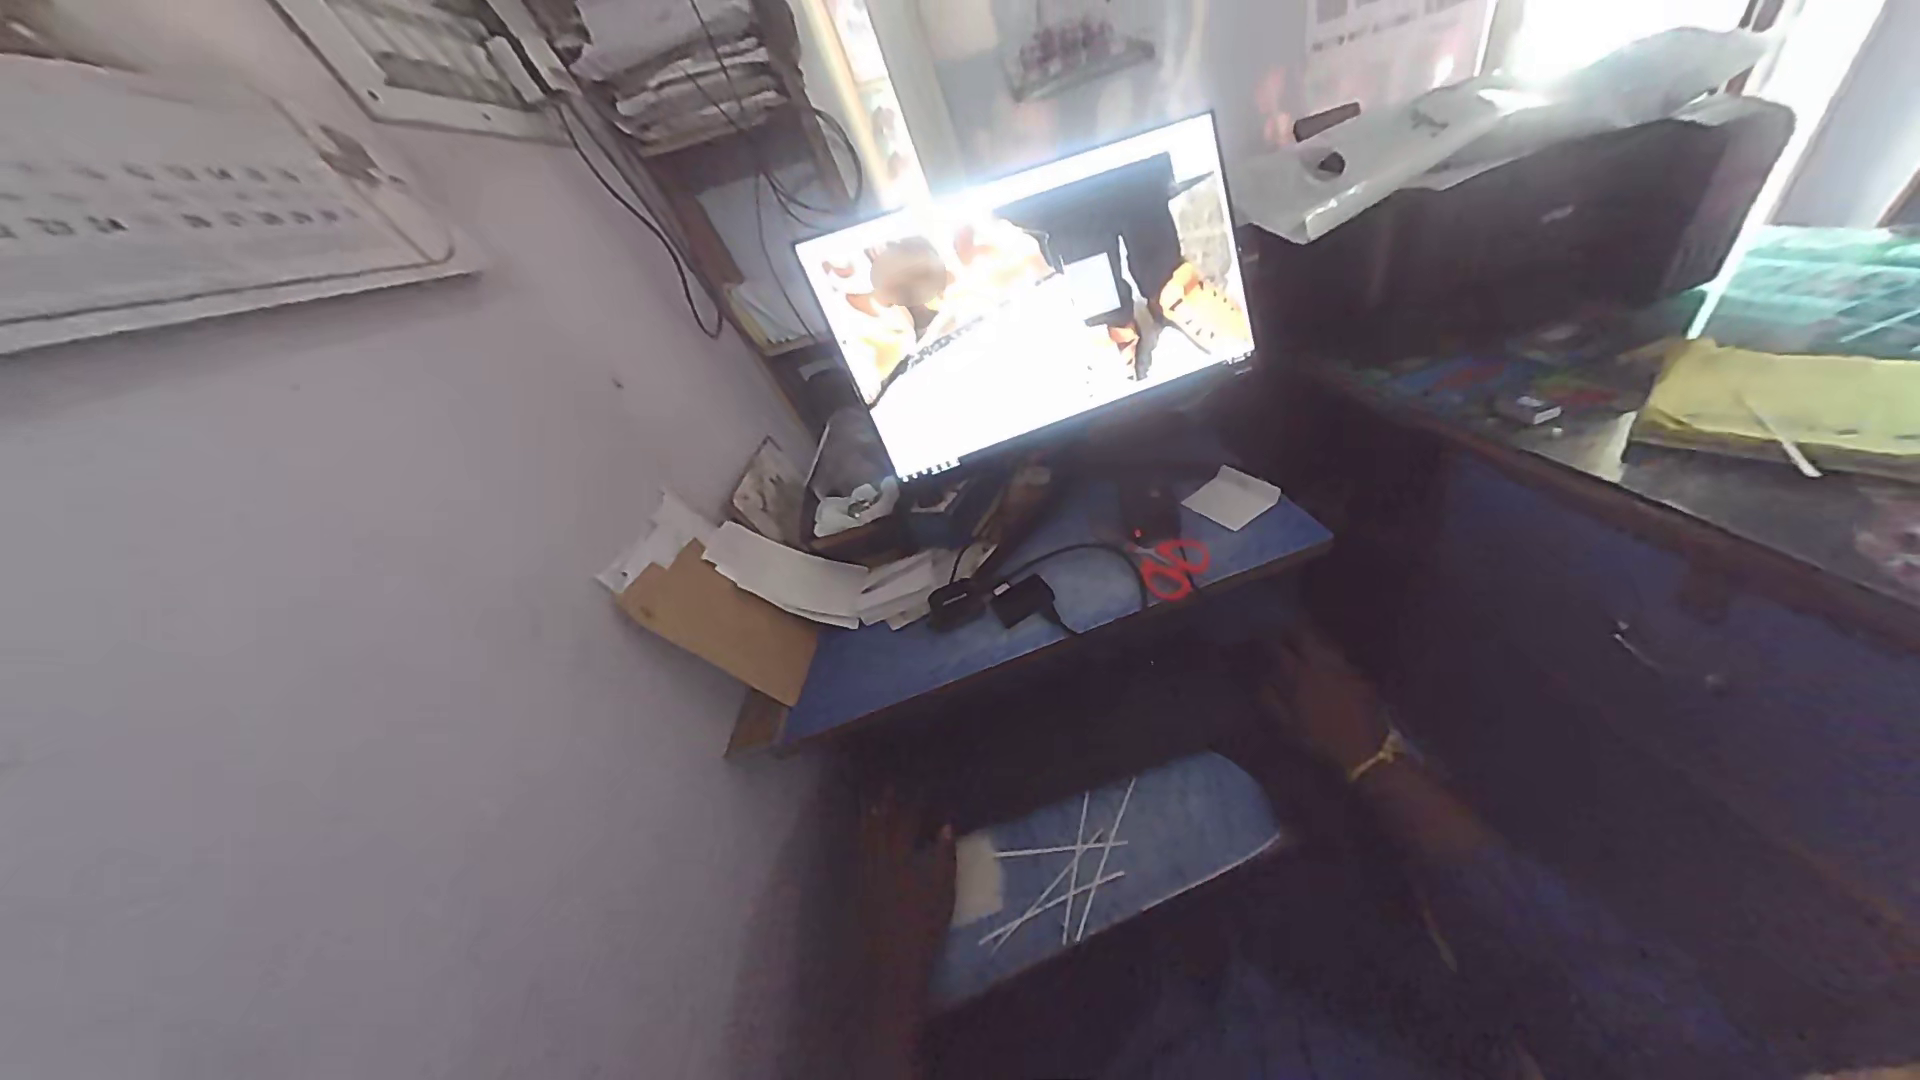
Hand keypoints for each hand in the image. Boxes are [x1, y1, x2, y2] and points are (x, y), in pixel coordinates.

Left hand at [855, 787, 954, 1079]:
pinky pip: (859, 853)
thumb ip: (945, 855)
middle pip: (881, 825)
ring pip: (866, 837)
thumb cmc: (924, 926)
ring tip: (870, 802)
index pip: (908, 821)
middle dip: (886, 804)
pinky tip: (863, 837)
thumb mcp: (944, 889)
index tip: (920, 788)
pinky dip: (861, 839)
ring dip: (869, 818)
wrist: (894, 961)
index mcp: (902, 856)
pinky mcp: (860, 887)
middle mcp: (880, 859)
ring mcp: (867, 873)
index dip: (914, 804)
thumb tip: (946, 826)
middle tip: (887, 786)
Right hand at [1259, 626, 1390, 774]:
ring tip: (1303, 642)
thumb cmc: (1321, 740)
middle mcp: (1320, 664)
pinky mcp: (1360, 675)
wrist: (1368, 752)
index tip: (1260, 640)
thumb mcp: (1287, 725)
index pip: (1278, 648)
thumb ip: (1270, 699)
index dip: (1267, 641)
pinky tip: (1325, 661)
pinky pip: (1339, 656)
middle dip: (1291, 631)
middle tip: (1283, 633)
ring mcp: (1343, 667)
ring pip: (1324, 642)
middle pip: (1304, 634)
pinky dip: (1328, 653)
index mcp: (1298, 675)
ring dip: (1311, 639)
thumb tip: (1262, 680)